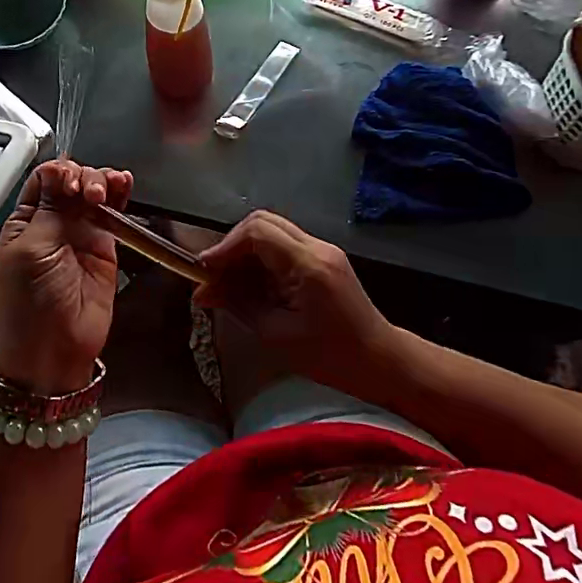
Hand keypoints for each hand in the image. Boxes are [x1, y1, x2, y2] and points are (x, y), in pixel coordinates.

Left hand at [0, 160, 132, 393]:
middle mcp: (53, 222)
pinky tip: (125, 183)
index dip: (59, 173)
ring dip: (103, 181)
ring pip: (95, 192)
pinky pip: (114, 213)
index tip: (69, 182)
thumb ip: (48, 208)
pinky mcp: (105, 246)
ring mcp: (81, 233)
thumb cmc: (30, 306)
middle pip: (72, 180)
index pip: (43, 179)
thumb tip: (56, 168)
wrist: (55, 351)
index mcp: (25, 221)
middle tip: (87, 193)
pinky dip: (121, 195)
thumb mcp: (30, 251)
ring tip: (109, 189)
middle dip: (83, 177)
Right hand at [195, 210, 395, 390]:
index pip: (257, 231)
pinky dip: (261, 259)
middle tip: (213, 275)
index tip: (204, 270)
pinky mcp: (323, 258)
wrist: (378, 360)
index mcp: (308, 264)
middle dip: (232, 245)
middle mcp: (316, 246)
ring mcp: (322, 249)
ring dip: (245, 251)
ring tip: (226, 283)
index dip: (225, 246)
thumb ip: (238, 305)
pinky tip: (250, 285)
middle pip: (263, 222)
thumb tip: (203, 291)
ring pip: (272, 231)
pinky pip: (284, 246)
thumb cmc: (330, 357)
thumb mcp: (276, 335)